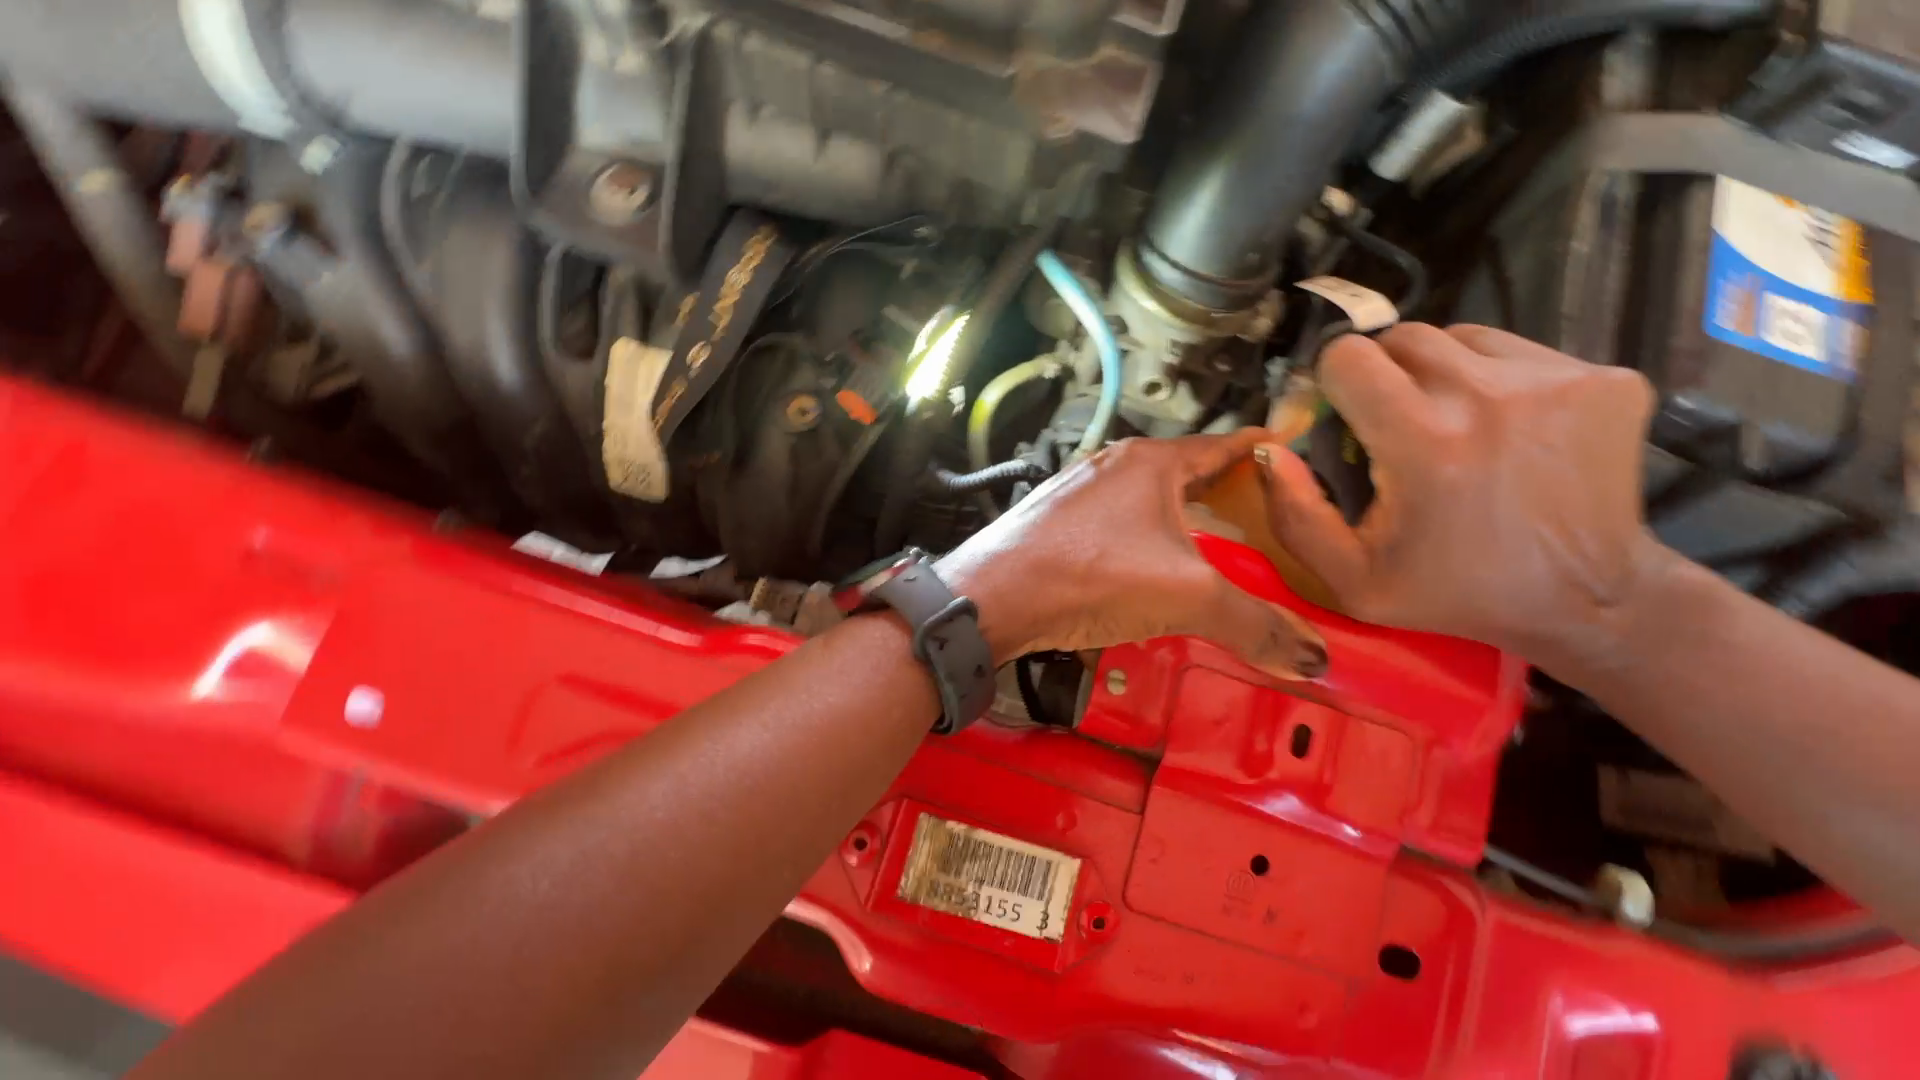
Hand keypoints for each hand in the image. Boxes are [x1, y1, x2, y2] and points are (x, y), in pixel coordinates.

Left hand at [938, 431, 1328, 679]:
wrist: (992, 597)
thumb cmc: (1091, 577)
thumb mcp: (1187, 598)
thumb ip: (1253, 623)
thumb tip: (1313, 658)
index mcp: (1151, 462)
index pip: (1223, 445)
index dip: (1262, 451)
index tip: (1293, 454)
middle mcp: (1114, 465)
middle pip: (1185, 471)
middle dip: (1225, 489)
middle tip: (1264, 511)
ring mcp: (1078, 491)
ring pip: (1147, 497)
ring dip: (1182, 515)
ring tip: (1214, 540)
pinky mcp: (1054, 521)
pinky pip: (1117, 520)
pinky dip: (1146, 535)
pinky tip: (1150, 564)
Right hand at [1255, 324, 1667, 665]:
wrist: (1588, 600)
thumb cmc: (1454, 592)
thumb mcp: (1351, 580)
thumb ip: (1295, 515)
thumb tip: (1272, 447)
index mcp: (1422, 442)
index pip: (1347, 355)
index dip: (1334, 383)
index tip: (1347, 417)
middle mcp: (1489, 395)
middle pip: (1402, 336)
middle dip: (1384, 374)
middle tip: (1395, 423)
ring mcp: (1556, 380)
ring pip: (1461, 336)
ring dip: (1440, 371)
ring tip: (1452, 423)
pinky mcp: (1606, 377)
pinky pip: (1518, 350)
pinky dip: (1497, 378)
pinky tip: (1507, 427)